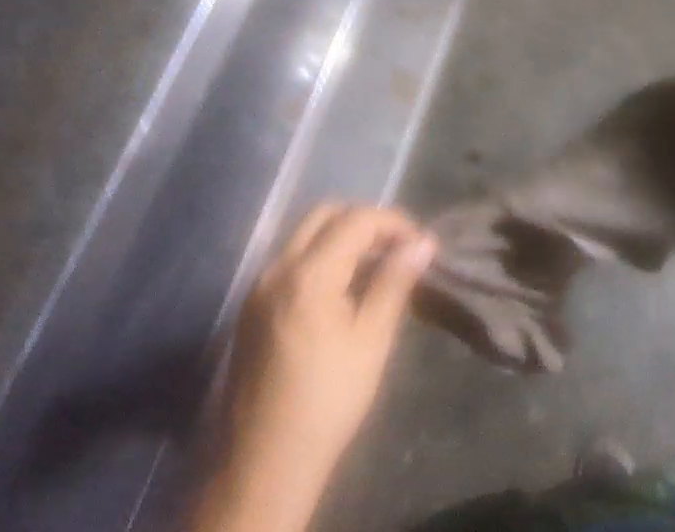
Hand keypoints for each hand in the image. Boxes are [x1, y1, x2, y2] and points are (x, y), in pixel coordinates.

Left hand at [225, 204, 435, 488]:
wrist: (266, 459)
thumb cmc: (329, 400)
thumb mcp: (371, 340)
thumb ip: (394, 283)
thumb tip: (423, 243)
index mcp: (307, 274)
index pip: (356, 220)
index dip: (394, 223)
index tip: (422, 246)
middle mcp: (276, 268)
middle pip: (324, 215)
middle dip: (365, 222)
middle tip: (398, 249)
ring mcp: (258, 287)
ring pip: (303, 237)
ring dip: (341, 238)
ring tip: (376, 269)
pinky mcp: (251, 307)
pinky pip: (289, 262)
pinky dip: (320, 258)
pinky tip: (343, 291)